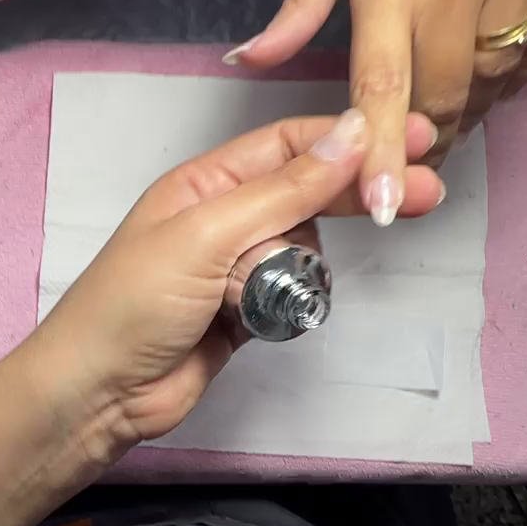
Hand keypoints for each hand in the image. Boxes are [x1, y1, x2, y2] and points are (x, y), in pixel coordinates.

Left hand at [15, 110, 441, 454]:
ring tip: (271, 291)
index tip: (413, 140)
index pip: (287, 147)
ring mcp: (231, 271)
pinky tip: (276, 316)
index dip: (349, 141)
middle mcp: (219, 221)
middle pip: (304, 195)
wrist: (101, 392)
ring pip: (302, 250)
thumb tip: (354, 133)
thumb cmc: (135, 304)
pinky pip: (290, 294)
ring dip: (302, 267)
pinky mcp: (241, 316)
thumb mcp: (206, 235)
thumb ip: (283, 190)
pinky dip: (292, 302)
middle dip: (356, 196)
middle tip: (425, 195)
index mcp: (202, 185)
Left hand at [233, 0, 526, 222]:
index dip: (381, 153)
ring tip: (456, 97)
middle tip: (420, 149)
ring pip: (498, 70)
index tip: (382, 204)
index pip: (382, 86)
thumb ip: (295, 12)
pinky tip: (495, 51)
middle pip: (446, 93)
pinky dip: (519, 58)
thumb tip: (246, 61)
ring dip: (475, 100)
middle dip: (430, 134)